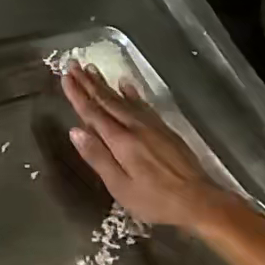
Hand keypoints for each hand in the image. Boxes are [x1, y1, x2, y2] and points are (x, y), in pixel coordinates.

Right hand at [60, 63, 241, 231]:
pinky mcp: (164, 129)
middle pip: (108, 101)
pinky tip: (126, 84)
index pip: (93, 113)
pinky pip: (143, 104)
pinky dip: (132, 92)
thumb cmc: (155, 200)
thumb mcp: (120, 186)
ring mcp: (152, 126)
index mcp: (121, 141)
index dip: (78, 95)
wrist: (198, 199)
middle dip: (88, 83)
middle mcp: (135, 127)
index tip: (65, 77)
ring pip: (124, 99)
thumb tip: (75, 131)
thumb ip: (98, 157)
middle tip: (73, 64)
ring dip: (106, 84)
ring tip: (92, 69)